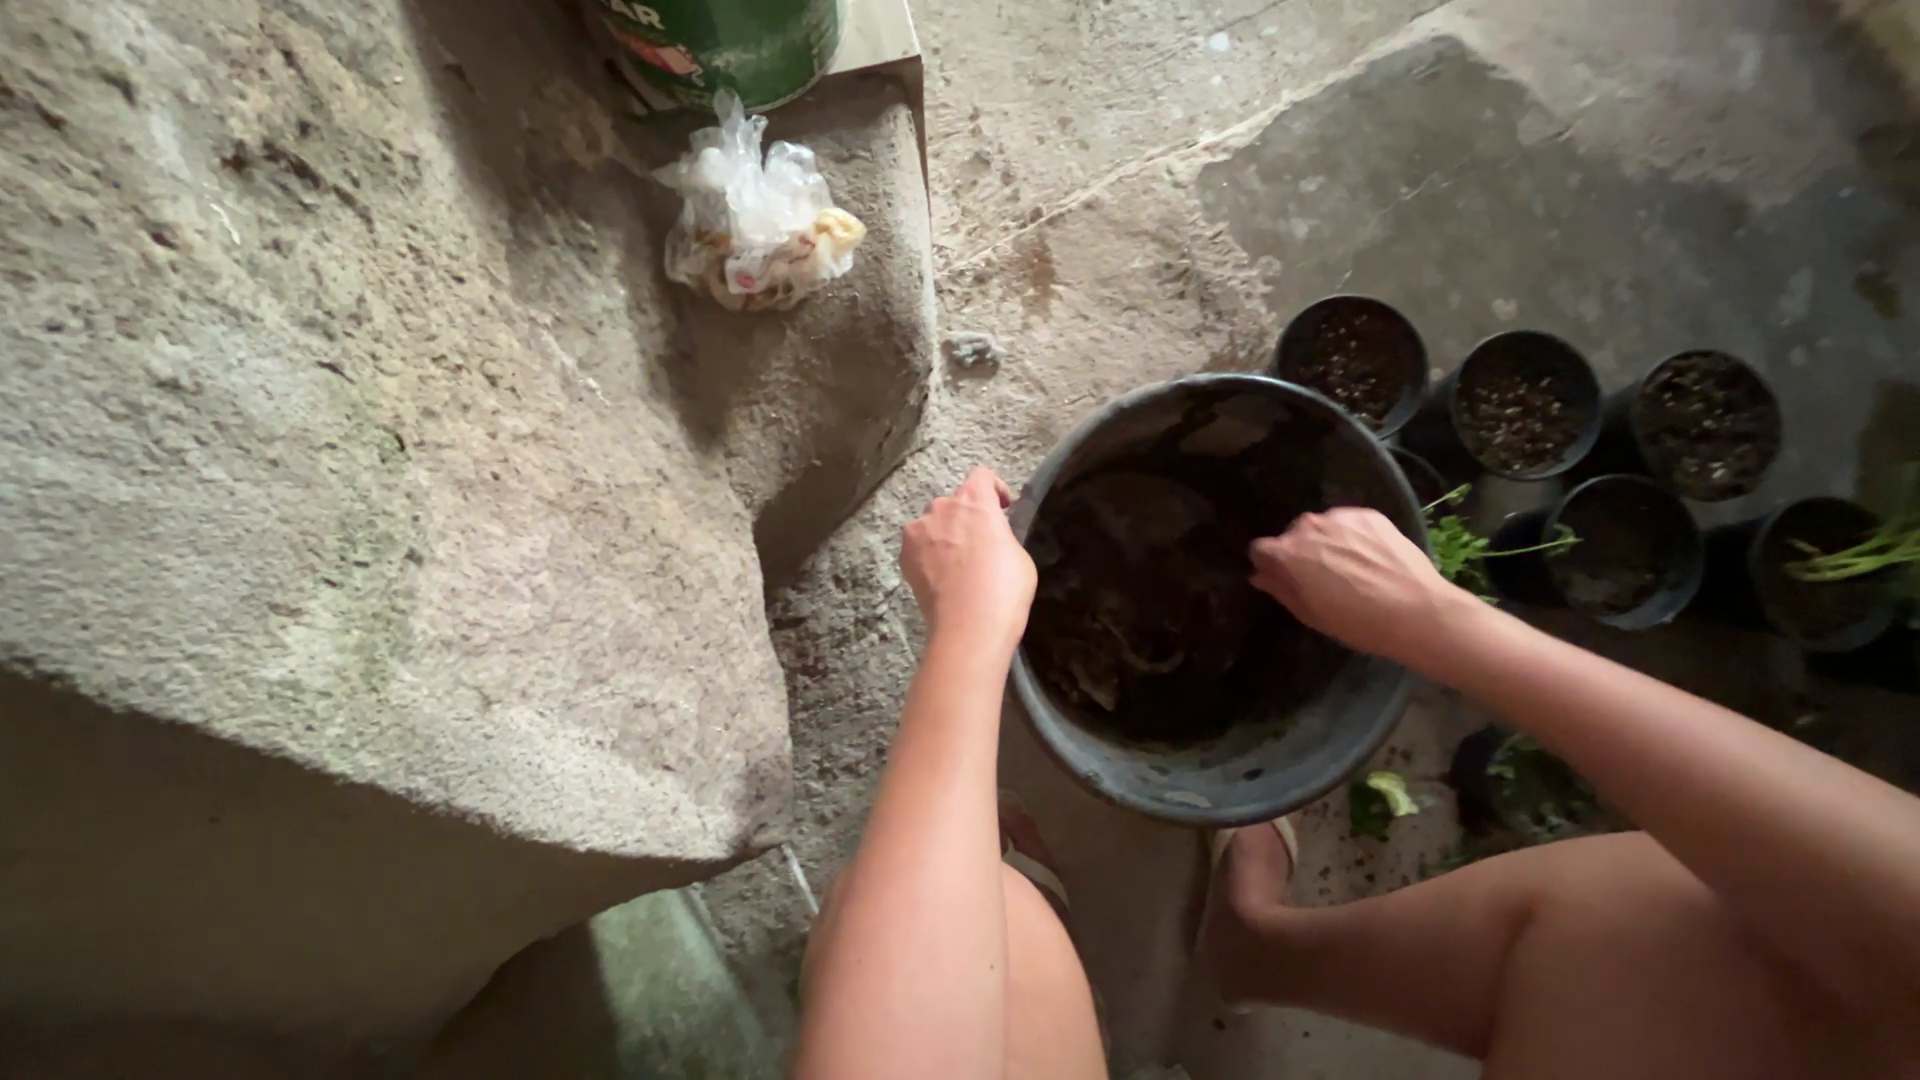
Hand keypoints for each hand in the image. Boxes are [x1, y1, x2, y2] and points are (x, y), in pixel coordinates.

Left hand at [900, 467, 1037, 655]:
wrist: (969, 625)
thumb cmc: (1005, 588)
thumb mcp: (1018, 554)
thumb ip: (1001, 534)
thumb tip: (990, 538)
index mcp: (975, 500)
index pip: (981, 475)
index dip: (994, 488)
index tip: (1002, 508)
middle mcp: (942, 507)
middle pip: (954, 501)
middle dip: (967, 516)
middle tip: (979, 544)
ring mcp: (918, 531)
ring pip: (933, 523)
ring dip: (945, 534)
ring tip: (957, 563)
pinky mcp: (904, 555)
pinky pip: (919, 545)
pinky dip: (929, 554)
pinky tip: (942, 577)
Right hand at [1249, 507, 1467, 665]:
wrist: (1417, 612)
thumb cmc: (1356, 622)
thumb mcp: (1309, 614)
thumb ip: (1280, 589)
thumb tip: (1261, 575)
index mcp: (1287, 553)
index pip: (1260, 549)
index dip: (1270, 565)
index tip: (1284, 579)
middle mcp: (1308, 526)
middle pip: (1292, 536)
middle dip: (1300, 552)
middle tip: (1321, 577)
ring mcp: (1340, 517)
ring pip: (1321, 527)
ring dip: (1326, 542)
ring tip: (1350, 567)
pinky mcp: (1369, 515)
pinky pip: (1348, 523)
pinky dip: (1352, 536)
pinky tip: (1370, 558)